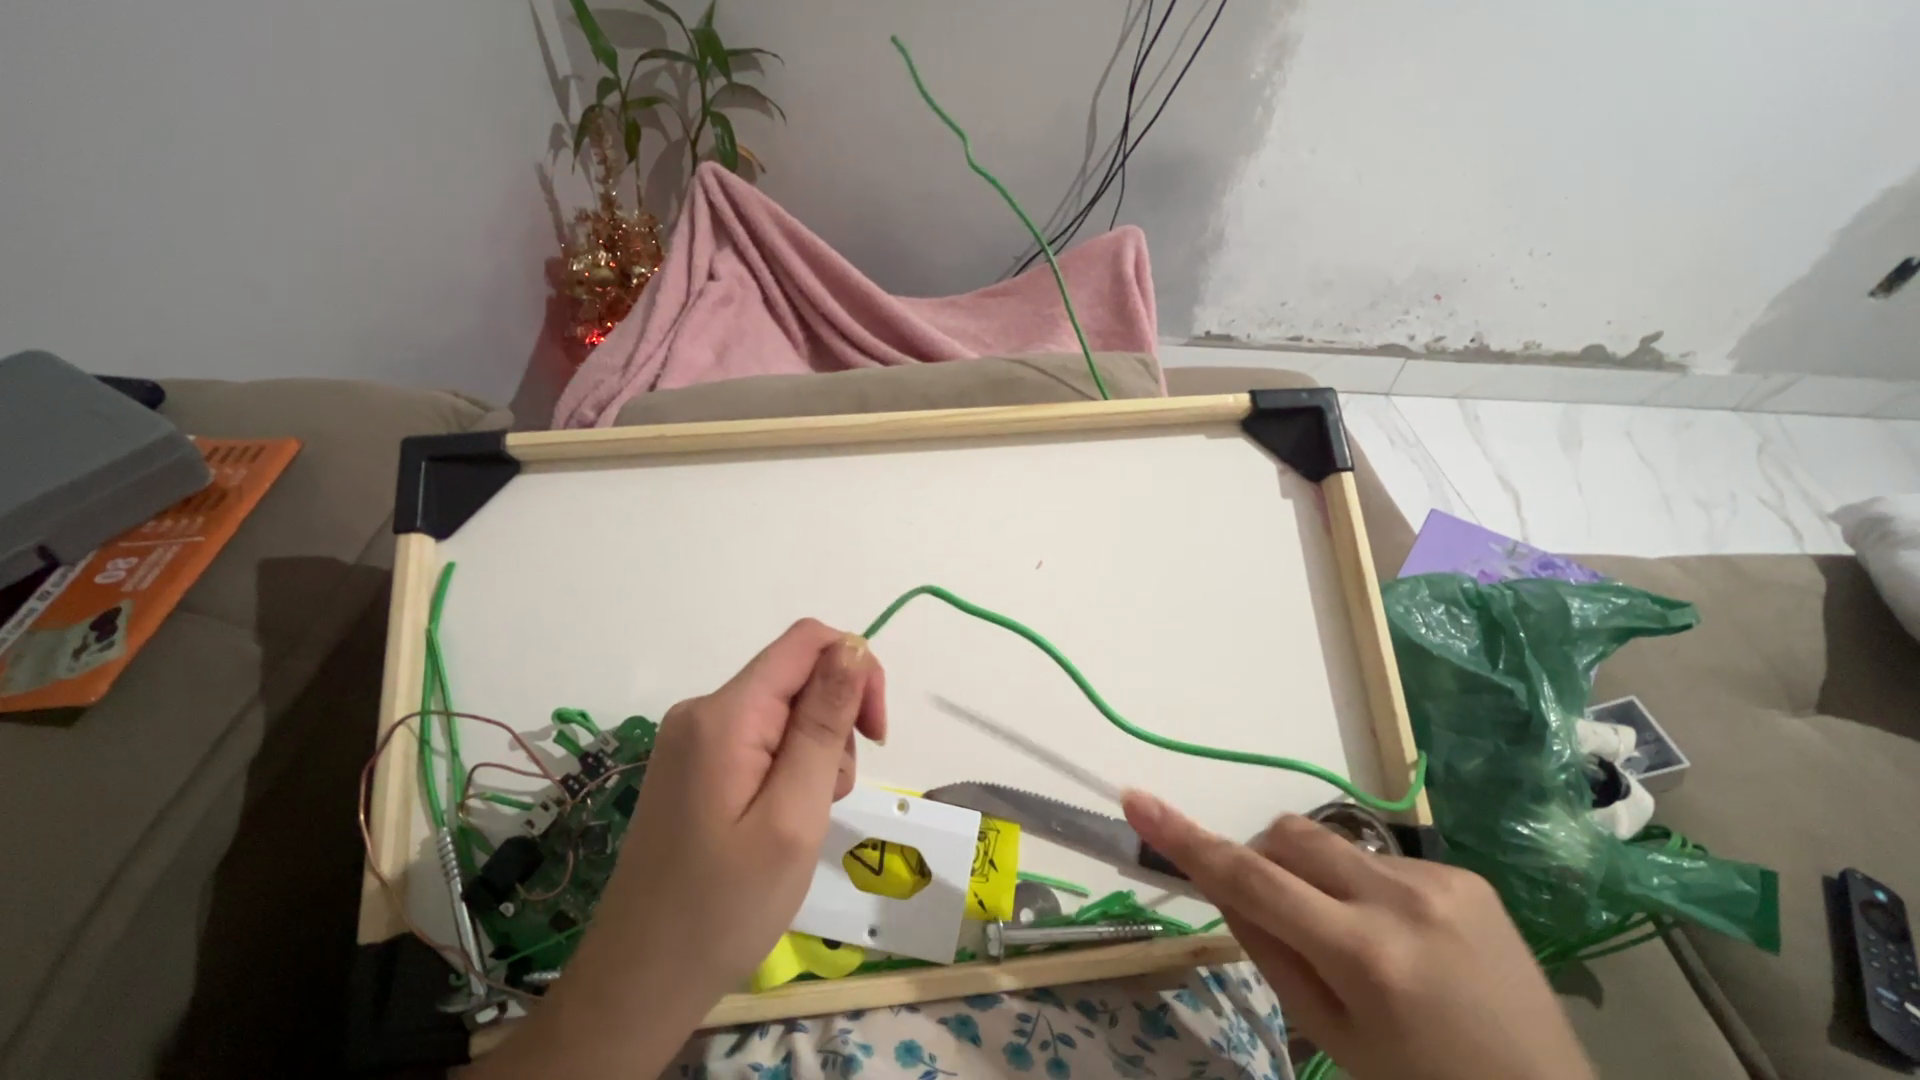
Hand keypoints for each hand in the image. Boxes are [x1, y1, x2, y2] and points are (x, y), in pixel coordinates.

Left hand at [595, 619, 885, 993]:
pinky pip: (761, 742)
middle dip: (834, 726)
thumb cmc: (725, 908)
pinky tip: (778, 825)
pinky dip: (788, 773)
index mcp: (724, 715)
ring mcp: (693, 741)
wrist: (641, 982)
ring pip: (785, 713)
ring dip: (814, 756)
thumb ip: (824, 724)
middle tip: (827, 801)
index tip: (875, 736)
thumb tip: (854, 646)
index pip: (808, 642)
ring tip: (799, 823)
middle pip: (797, 677)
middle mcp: (702, 712)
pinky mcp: (694, 768)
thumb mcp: (793, 815)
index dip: (857, 671)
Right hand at [1123, 793, 1592, 1079]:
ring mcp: (1440, 879)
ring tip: (1346, 934)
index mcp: (1364, 955)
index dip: (1187, 839)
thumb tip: (1226, 884)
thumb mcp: (1332, 1036)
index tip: (1138, 798)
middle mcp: (1401, 900)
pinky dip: (1360, 886)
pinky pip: (1379, 858)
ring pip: (1330, 843)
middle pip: (1288, 835)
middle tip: (1270, 910)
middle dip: (1260, 857)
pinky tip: (1397, 937)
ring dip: (1311, 875)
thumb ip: (1270, 951)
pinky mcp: (1465, 873)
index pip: (1251, 880)